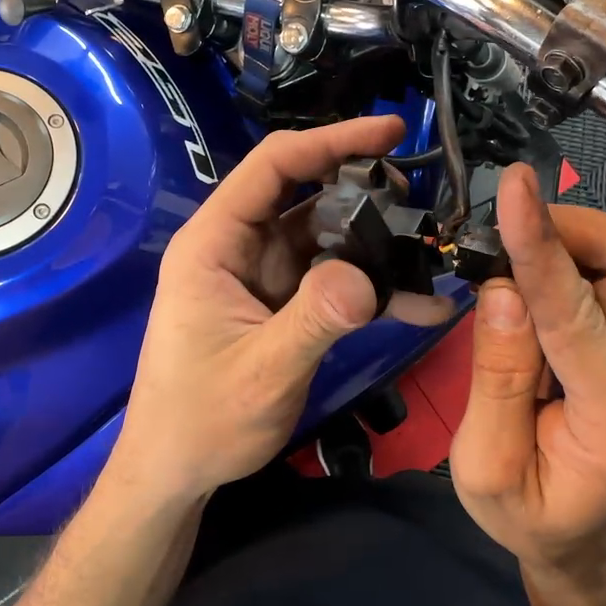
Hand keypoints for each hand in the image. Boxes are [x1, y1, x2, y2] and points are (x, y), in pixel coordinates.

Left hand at [113, 116, 451, 503]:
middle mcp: (239, 246)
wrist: (177, 473)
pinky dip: (371, 288)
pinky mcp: (282, 304)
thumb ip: (314, 320)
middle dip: (364, 191)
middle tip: (419, 200)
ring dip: (375, 243)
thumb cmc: (201, 419)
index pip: (273, 166)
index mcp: (214, 242)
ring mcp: (263, 275)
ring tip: (428, 252)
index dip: (331, 141)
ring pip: (327, 237)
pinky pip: (333, 280)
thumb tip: (366, 278)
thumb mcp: (261, 372)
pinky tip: (420, 304)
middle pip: (307, 195)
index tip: (390, 132)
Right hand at [450, 163, 605, 576]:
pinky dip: (563, 251)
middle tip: (501, 230)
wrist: (572, 535)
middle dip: (567, 226)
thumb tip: (500, 288)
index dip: (540, 249)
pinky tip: (522, 274)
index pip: (576, 316)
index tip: (513, 189)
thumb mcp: (487, 467)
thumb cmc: (526, 513)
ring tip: (504, 253)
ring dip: (565, 235)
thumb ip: (497, 379)